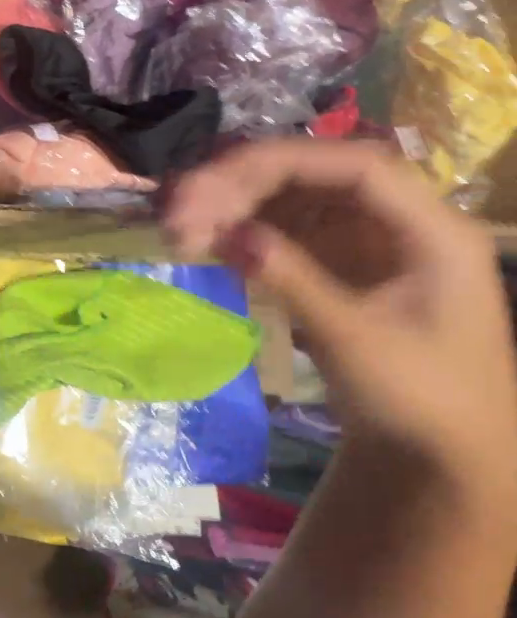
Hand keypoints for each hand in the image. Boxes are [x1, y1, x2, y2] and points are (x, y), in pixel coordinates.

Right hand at [160, 140, 516, 491]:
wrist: (442, 454)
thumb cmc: (420, 397)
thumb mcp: (355, 339)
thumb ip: (293, 280)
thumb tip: (226, 234)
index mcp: (430, 233)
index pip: (354, 167)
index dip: (279, 163)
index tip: (209, 185)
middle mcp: (396, 223)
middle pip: (310, 176)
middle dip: (238, 186)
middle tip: (174, 214)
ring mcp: (362, 242)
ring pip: (285, 198)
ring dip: (227, 206)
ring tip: (176, 230)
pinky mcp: (333, 263)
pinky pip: (276, 228)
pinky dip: (235, 229)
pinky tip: (198, 243)